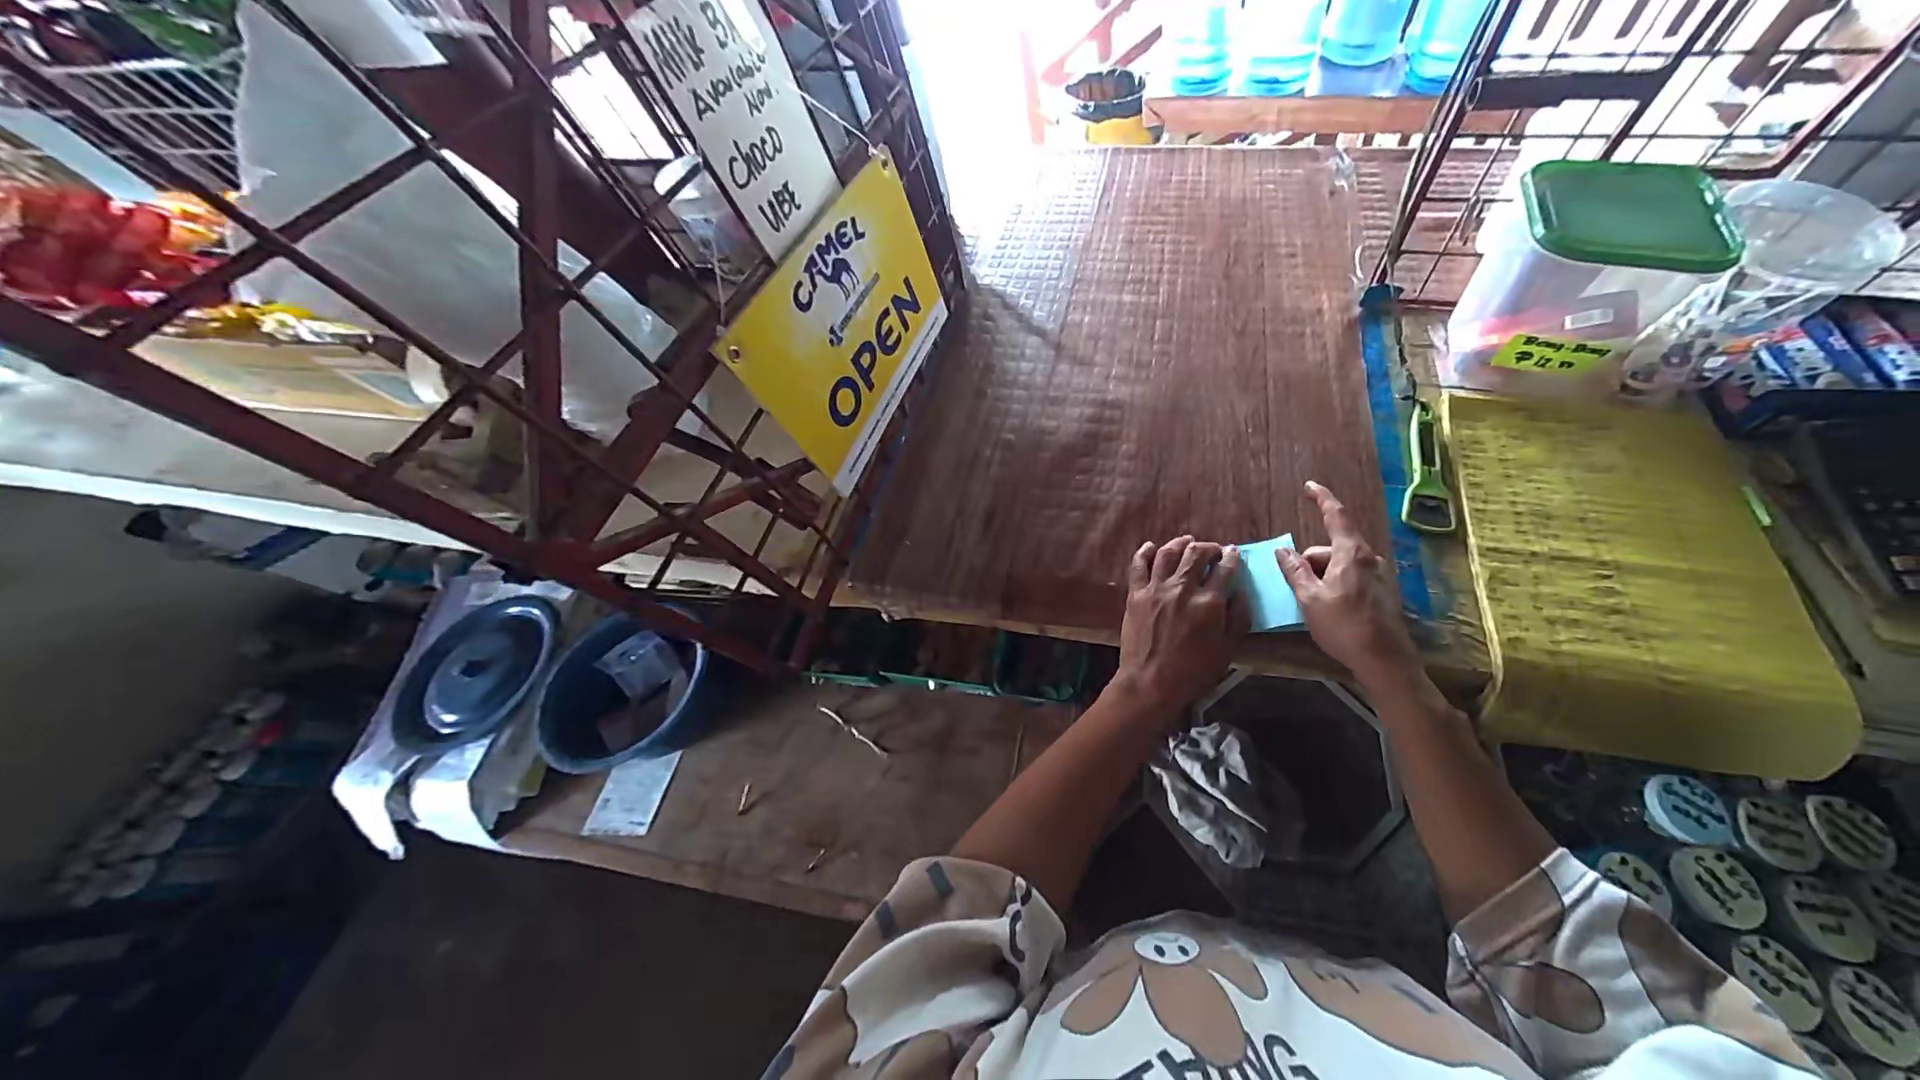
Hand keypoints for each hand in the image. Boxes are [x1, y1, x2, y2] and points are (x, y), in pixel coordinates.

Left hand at [1115, 536, 1247, 718]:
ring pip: (1168, 553)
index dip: (1232, 557)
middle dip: (1208, 547)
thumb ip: (1238, 617)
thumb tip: (1240, 591)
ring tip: (1187, 542)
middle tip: (1213, 551)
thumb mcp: (1228, 648)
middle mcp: (1182, 588)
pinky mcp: (1135, 594)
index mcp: (1208, 602)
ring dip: (1180, 544)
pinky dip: (1146, 552)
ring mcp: (1155, 589)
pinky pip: (1139, 565)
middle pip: (1196, 554)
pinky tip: (1152, 547)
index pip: (1224, 569)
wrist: (1150, 682)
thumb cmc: (1193, 671)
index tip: (1233, 554)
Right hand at [1274, 481, 1418, 686]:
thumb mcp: (1309, 598)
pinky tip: (1326, 609)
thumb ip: (1295, 570)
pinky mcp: (1380, 592)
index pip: (1336, 516)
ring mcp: (1377, 576)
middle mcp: (1369, 559)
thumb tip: (1283, 550)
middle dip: (1309, 561)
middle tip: (1295, 588)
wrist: (1383, 659)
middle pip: (1330, 548)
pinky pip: (1348, 578)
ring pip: (1338, 565)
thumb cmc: (1343, 625)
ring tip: (1310, 604)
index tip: (1309, 486)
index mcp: (1352, 554)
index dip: (1322, 499)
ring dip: (1319, 577)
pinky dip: (1332, 585)